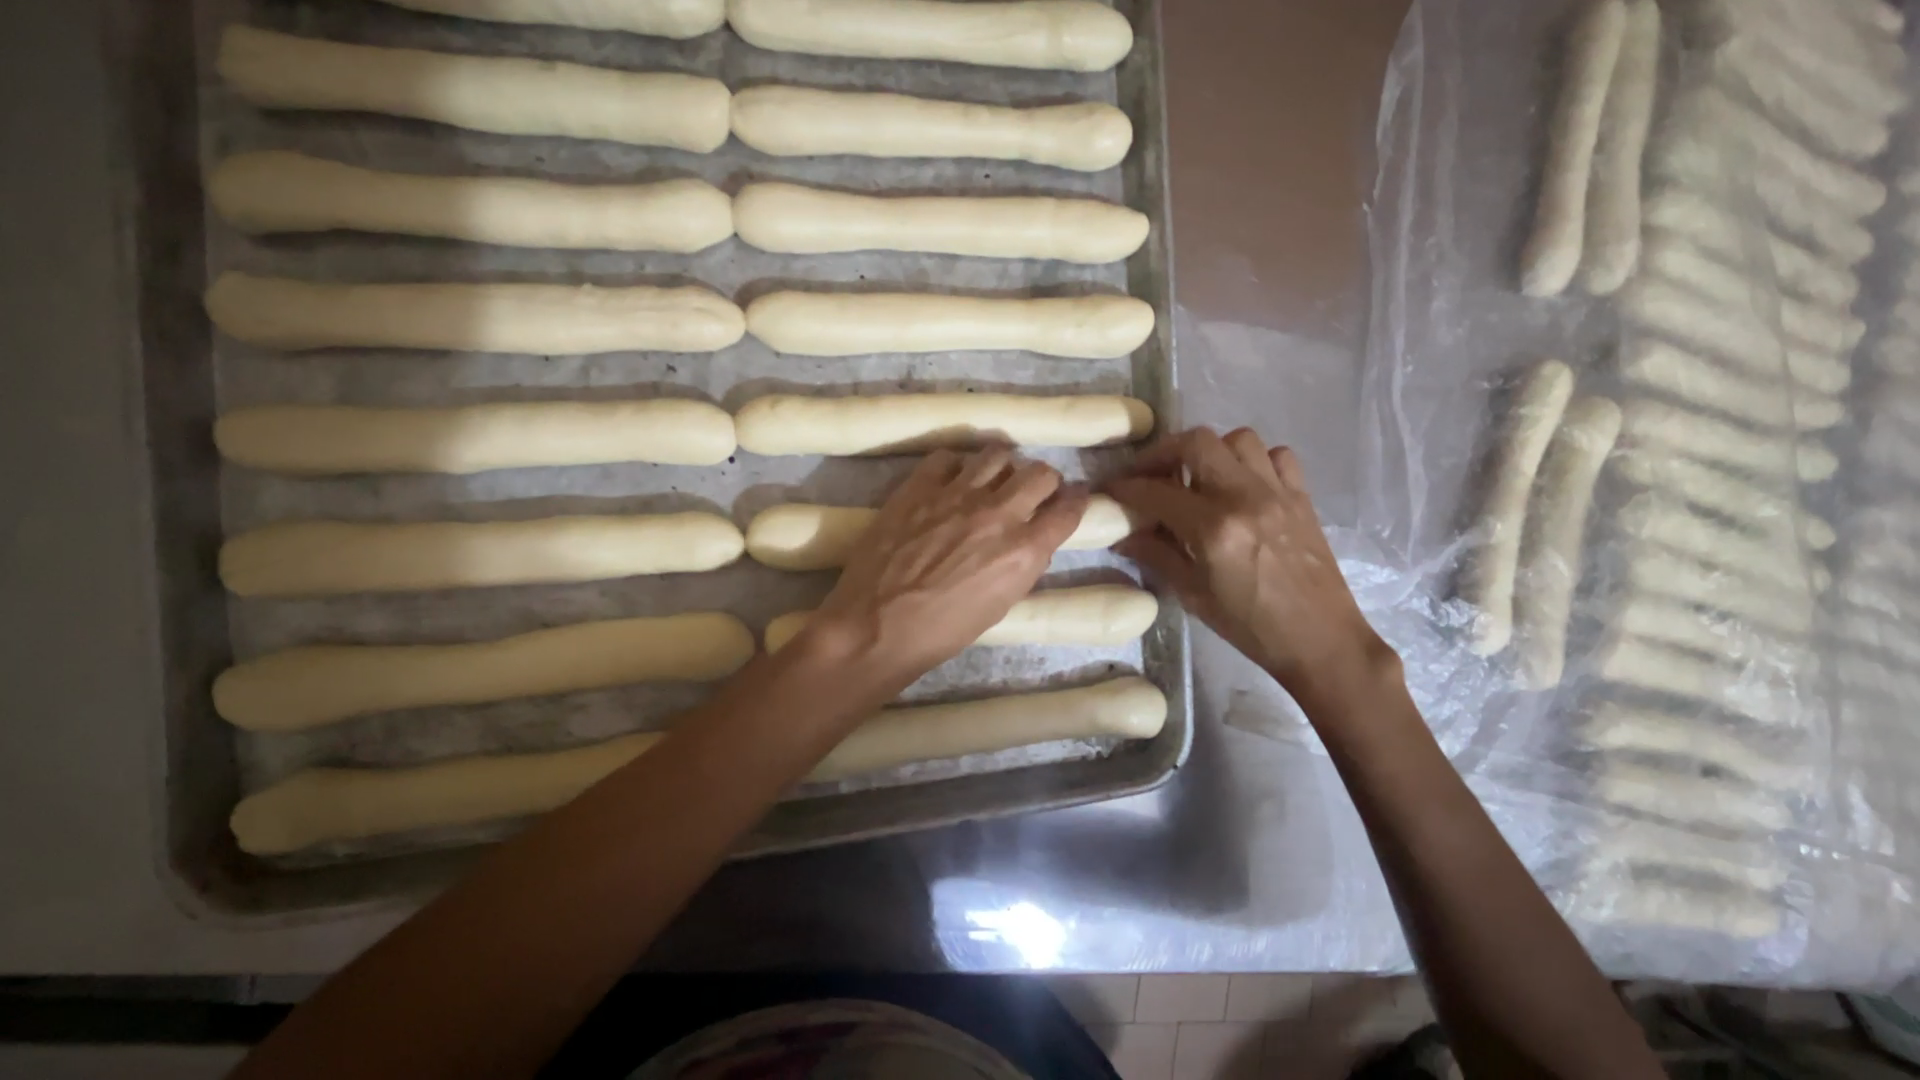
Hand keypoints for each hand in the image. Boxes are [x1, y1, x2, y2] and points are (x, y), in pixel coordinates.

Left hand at [798, 447, 1089, 701]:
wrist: (877, 626)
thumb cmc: (941, 633)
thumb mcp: (999, 606)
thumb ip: (1021, 566)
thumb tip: (1030, 542)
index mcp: (1023, 552)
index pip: (1068, 510)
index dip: (1075, 501)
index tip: (1072, 498)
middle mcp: (998, 514)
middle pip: (1040, 473)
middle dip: (1043, 480)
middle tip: (1031, 490)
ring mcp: (957, 494)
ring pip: (997, 455)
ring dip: (1001, 467)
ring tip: (990, 480)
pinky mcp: (920, 486)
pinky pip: (948, 457)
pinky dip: (955, 466)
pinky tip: (949, 482)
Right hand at [1108, 427, 1394, 702]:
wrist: (1321, 639)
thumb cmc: (1251, 627)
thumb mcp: (1193, 597)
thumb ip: (1157, 556)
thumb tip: (1124, 536)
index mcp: (1214, 528)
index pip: (1156, 491)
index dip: (1125, 487)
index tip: (1110, 489)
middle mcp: (1245, 497)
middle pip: (1196, 442)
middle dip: (1163, 453)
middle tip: (1149, 474)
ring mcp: (1277, 492)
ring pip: (1237, 439)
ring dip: (1209, 452)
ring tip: (1197, 478)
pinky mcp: (1301, 496)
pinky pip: (1276, 456)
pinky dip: (1254, 461)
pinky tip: (1242, 485)